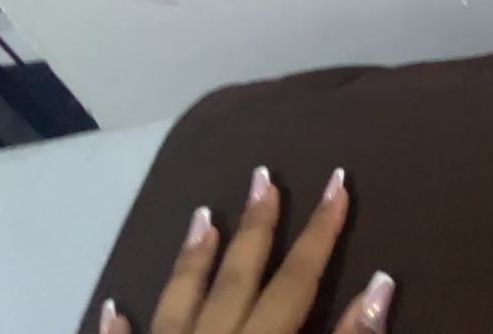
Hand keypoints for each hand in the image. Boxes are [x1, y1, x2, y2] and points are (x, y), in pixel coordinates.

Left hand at [96, 166, 393, 333]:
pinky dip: (115, 331)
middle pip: (237, 278)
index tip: (338, 179)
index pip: (296, 279)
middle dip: (256, 225)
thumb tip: (379, 283)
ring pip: (178, 304)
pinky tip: (112, 306)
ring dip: (192, 260)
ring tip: (201, 215)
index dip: (321, 228)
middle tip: (262, 174)